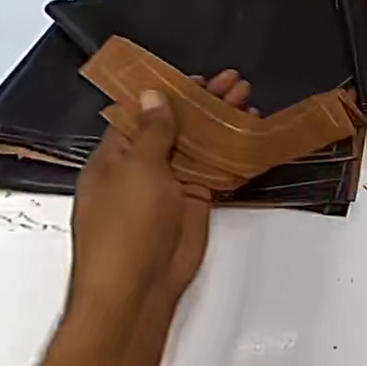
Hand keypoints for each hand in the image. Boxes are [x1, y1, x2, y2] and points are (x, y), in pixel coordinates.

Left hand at [66, 73, 250, 322]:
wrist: (138, 288)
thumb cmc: (124, 229)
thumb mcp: (136, 170)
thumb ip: (152, 131)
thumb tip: (153, 94)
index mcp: (116, 156)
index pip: (143, 113)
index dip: (170, 93)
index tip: (198, 77)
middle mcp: (143, 166)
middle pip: (178, 124)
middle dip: (206, 102)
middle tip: (235, 81)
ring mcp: (170, 183)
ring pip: (200, 143)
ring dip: (222, 121)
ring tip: (248, 98)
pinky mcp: (194, 199)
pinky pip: (215, 167)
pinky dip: (233, 149)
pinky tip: (250, 131)